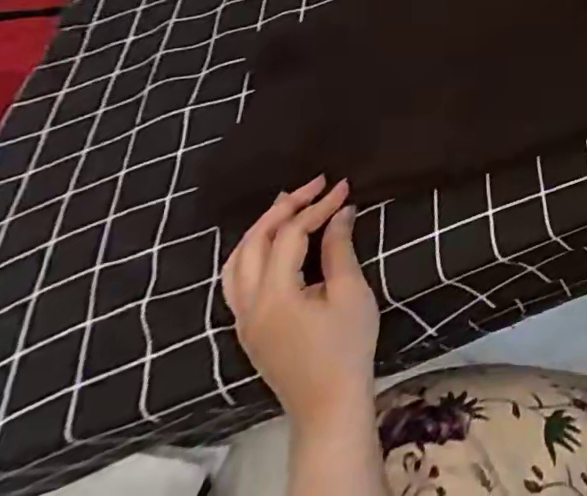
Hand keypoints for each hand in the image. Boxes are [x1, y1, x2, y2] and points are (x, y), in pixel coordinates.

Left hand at [221, 177, 378, 426]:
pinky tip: (273, 242)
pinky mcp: (247, 327)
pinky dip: (252, 251)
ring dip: (261, 228)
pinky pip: (237, 279)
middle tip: (316, 185)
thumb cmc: (346, 346)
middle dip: (284, 207)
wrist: (329, 402)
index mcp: (274, 295)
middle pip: (253, 242)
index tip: (345, 186)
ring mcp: (242, 318)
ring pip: (236, 261)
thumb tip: (341, 212)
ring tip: (289, 203)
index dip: (317, 206)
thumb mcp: (351, 293)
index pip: (289, 235)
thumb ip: (339, 249)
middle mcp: (248, 304)